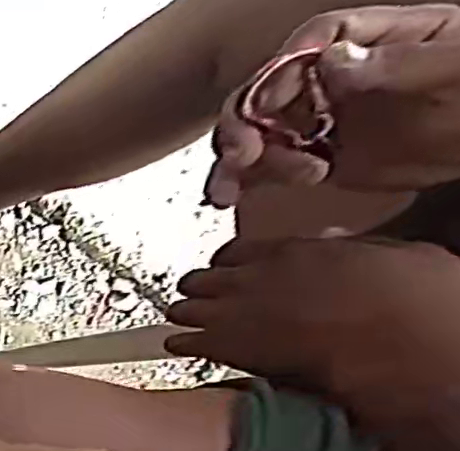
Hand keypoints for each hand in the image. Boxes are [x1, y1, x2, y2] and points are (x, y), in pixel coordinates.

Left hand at [166, 236, 459, 417]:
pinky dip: (181, 345)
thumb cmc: (408, 298)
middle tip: (209, 302)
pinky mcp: (217, 345)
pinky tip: (195, 348)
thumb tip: (328, 243)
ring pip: (179, 310)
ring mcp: (227, 313)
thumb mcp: (382, 253)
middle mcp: (248, 279)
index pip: (230, 252)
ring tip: (201, 325)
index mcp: (287, 251)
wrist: (394, 340)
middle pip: (194, 280)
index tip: (231, 274)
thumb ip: (338, 249)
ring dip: (187, 317)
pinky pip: (177, 343)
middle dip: (199, 291)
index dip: (227, 265)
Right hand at [207, 5, 459, 205]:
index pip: (321, 37)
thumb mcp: (457, 71)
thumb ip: (399, 62)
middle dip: (244, 126)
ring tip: (238, 189)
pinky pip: (255, 166)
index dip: (285, 66)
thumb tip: (331, 59)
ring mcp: (318, 119)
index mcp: (385, 41)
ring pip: (251, 133)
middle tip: (245, 156)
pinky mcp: (305, 156)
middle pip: (267, 90)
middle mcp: (340, 78)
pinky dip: (234, 183)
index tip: (270, 101)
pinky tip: (229, 198)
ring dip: (236, 163)